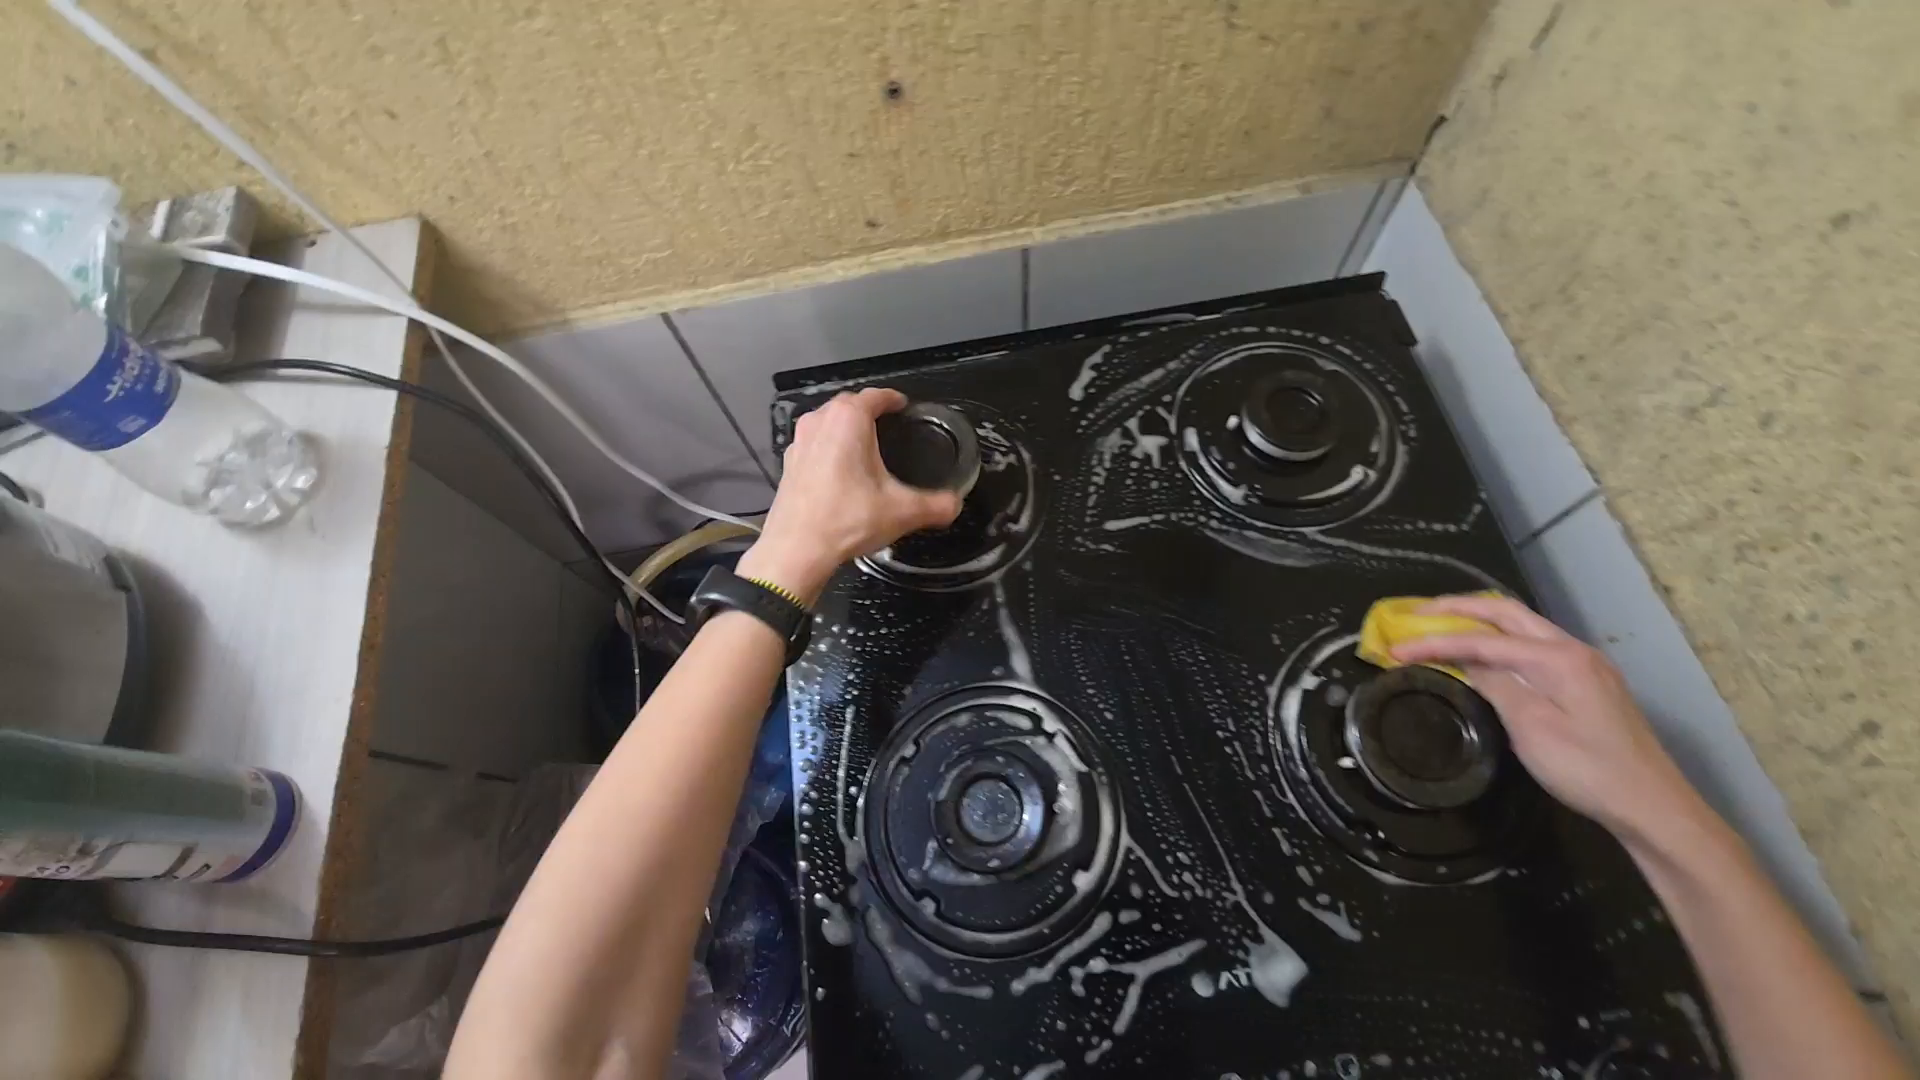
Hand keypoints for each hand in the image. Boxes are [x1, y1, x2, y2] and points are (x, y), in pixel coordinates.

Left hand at [736, 388, 961, 604]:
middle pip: (848, 404)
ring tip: (865, 444)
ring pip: (827, 421)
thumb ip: (935, 505)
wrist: (797, 550)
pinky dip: (828, 447)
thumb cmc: (846, 521)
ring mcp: (800, 442)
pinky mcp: (789, 464)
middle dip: (869, 410)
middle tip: (888, 424)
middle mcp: (820, 422)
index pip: (875, 396)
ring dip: (845, 427)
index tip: (902, 405)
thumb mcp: (902, 512)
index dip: (893, 398)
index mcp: (849, 421)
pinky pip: (814, 443)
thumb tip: (954, 504)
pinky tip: (840, 470)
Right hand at [1390, 594, 1700, 844]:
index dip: (1434, 641)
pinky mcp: (1587, 682)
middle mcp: (1573, 649)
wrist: (1653, 807)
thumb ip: (1495, 683)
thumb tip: (1464, 659)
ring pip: (1521, 626)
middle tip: (1415, 613)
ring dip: (1478, 621)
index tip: (1394, 649)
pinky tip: (1483, 652)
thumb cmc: (1586, 769)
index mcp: (1558, 658)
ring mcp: (1584, 665)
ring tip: (1439, 625)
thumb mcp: (1530, 727)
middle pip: (1506, 614)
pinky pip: (1533, 645)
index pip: (1482, 639)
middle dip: (1457, 609)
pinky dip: (1498, 640)